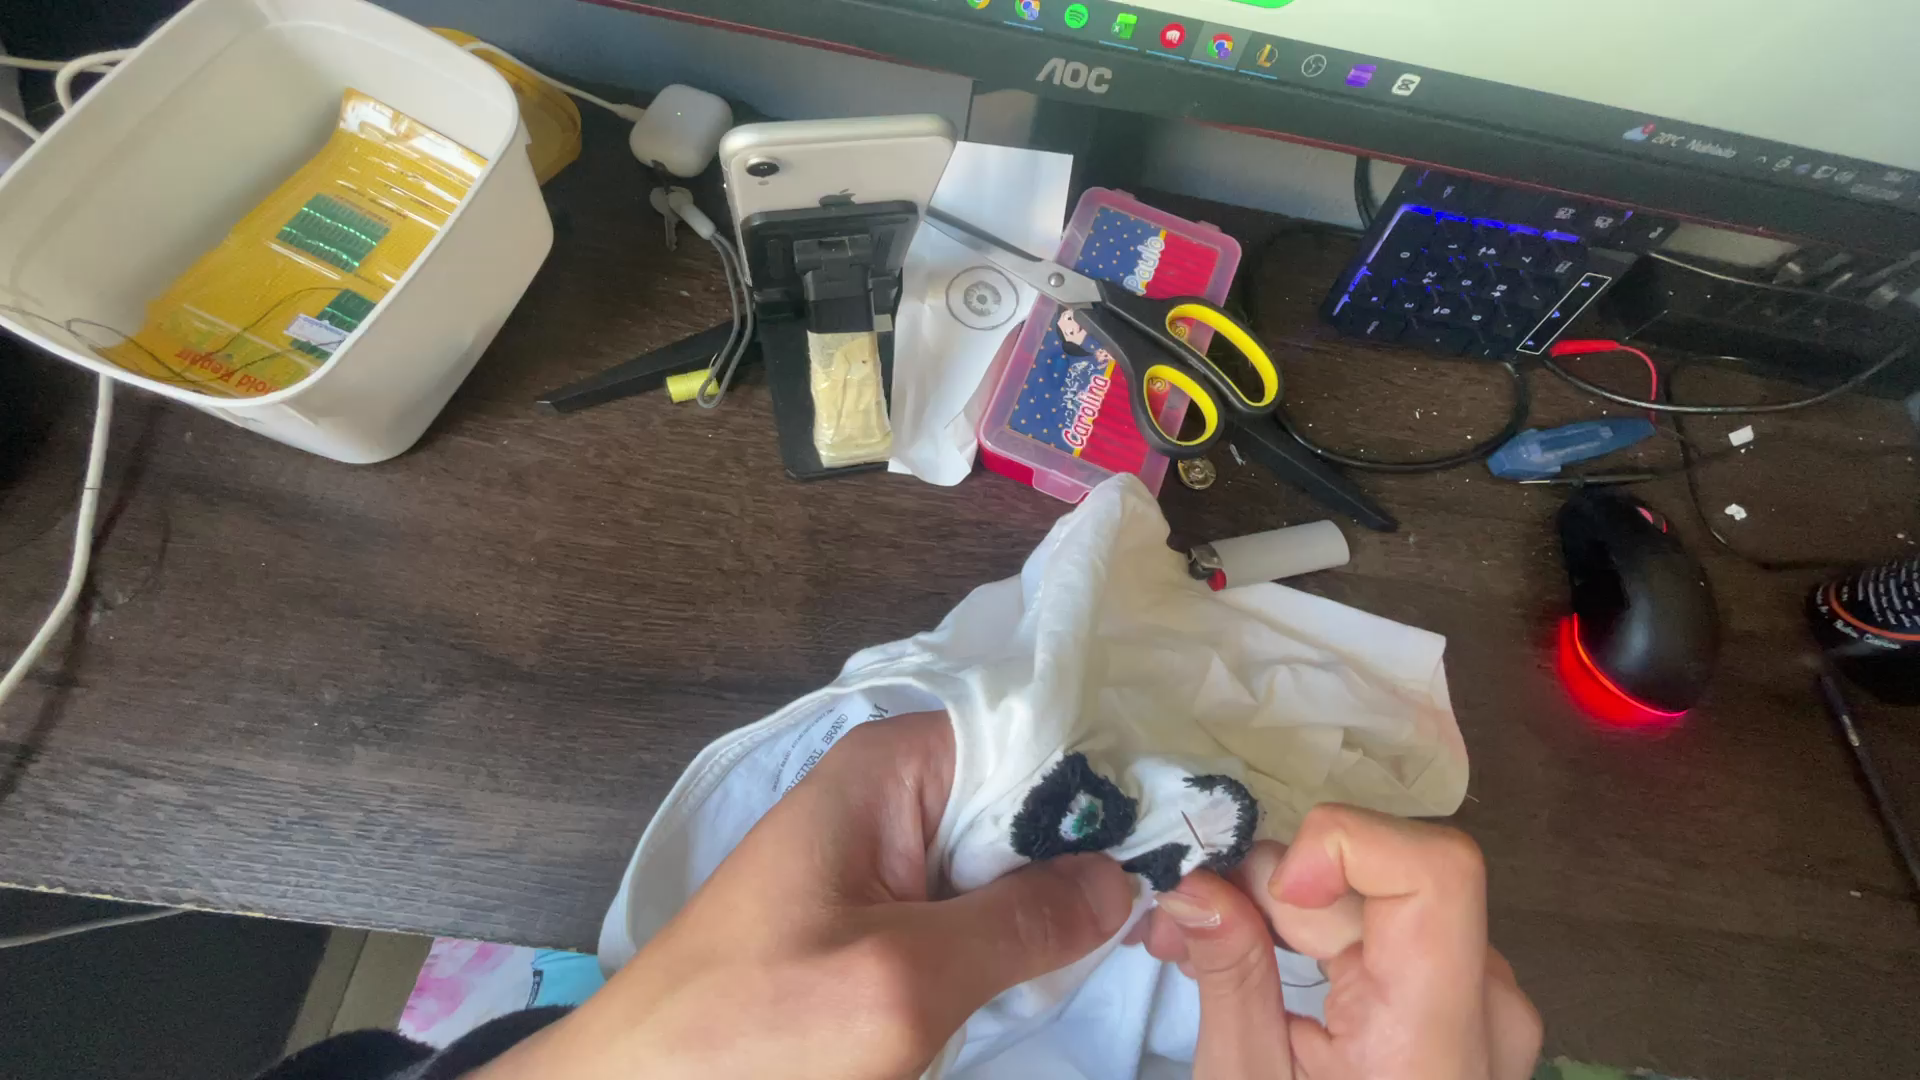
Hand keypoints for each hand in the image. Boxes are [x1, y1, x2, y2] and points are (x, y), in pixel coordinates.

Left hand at [475, 712, 1133, 1079]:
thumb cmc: (755, 1029)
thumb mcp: (902, 979)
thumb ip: (1020, 921)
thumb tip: (1121, 878)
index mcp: (895, 764)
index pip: (1026, 733)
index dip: (1102, 771)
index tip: (1181, 809)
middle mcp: (897, 784)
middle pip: (1021, 787)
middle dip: (1090, 830)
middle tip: (1183, 868)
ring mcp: (891, 841)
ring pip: (1004, 842)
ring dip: (1063, 877)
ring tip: (1156, 897)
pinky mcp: (886, 897)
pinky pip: (975, 888)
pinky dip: (1024, 913)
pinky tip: (1082, 935)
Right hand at [1138, 804, 1541, 1079]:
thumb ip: (1228, 975)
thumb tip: (1190, 882)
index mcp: (1437, 1042)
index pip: (1436, 871)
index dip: (1346, 844)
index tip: (1274, 891)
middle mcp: (1484, 1001)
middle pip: (1367, 876)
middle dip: (1261, 884)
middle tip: (1179, 923)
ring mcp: (1478, 995)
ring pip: (1359, 890)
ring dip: (1269, 906)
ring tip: (1199, 950)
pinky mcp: (1455, 991)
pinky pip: (1371, 918)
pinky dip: (1300, 926)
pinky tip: (1250, 958)